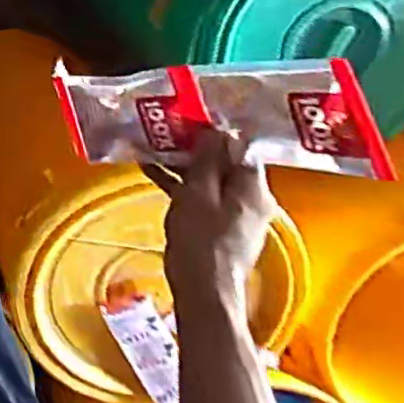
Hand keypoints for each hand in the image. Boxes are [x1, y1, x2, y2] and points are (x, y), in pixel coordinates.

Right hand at [145, 131, 276, 307]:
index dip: (216, 131)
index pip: (241, 149)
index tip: (188, 116)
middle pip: (224, 161)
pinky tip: (149, 168)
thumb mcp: (199, 192)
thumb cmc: (201, 237)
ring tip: (152, 143)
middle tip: (165, 127)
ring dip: (182, 161)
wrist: (202, 286)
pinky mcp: (216, 222)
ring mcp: (233, 211)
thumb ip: (208, 161)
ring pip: (208, 176)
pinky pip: (199, 192)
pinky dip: (178, 181)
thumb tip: (216, 130)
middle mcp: (250, 198)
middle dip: (195, 145)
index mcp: (253, 189)